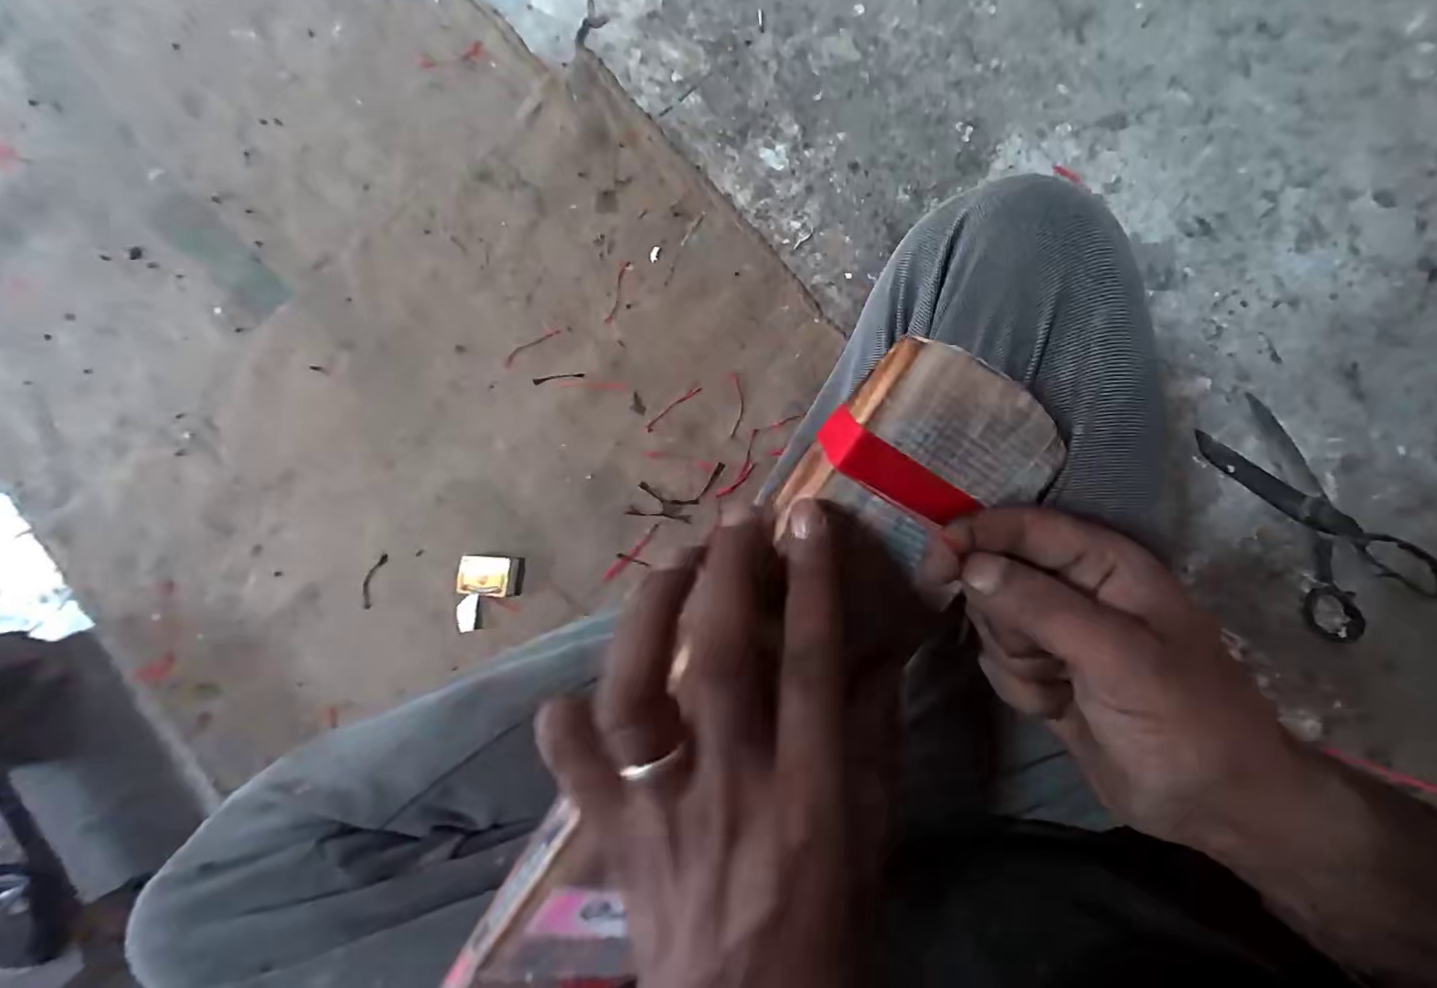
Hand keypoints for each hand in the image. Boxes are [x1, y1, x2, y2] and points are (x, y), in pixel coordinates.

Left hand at [536, 501, 896, 987]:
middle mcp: (732, 787)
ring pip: (637, 698)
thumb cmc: (829, 918)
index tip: (805, 518)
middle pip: (720, 660)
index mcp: (810, 791)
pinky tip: (567, 694)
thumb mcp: (875, 826)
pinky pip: (574, 775)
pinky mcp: (613, 838)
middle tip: (735, 520)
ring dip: (648, 618)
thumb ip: (874, 732)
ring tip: (670, 566)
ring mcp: (661, 811)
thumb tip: (872, 645)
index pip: (811, 663)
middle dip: (725, 573)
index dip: (809, 580)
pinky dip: (561, 729)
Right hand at [919, 505, 1315, 845]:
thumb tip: (970, 566)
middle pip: (996, 574)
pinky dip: (1018, 686)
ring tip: (1060, 687)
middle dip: (1003, 620)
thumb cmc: (1187, 721)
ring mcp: (1056, 629)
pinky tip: (1056, 707)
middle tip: (1039, 657)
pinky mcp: (1042, 668)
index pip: (1025, 527)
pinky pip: (996, 660)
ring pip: (990, 620)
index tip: (936, 564)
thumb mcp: (1119, 659)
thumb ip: (1042, 607)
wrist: (1216, 809)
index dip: (975, 536)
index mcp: (1106, 563)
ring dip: (1013, 659)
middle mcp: (1075, 586)